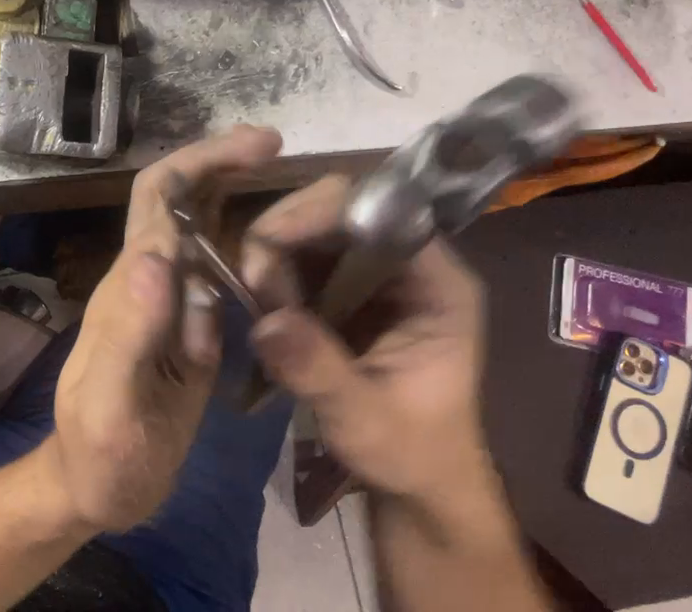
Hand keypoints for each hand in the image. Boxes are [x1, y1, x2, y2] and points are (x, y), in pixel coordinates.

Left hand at [41, 125, 283, 532]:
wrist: (99, 488)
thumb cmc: (99, 452)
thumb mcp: (110, 404)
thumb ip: (129, 334)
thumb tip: (159, 256)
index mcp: (130, 286)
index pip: (157, 201)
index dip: (198, 162)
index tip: (256, 145)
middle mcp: (150, 282)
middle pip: (180, 202)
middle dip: (221, 164)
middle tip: (277, 145)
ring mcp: (172, 306)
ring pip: (203, 234)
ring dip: (239, 200)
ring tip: (296, 189)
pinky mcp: (192, 332)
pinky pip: (221, 278)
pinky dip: (250, 253)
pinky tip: (285, 250)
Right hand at [243, 176, 497, 508]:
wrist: (413, 484)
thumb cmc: (409, 453)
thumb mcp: (364, 420)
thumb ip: (319, 371)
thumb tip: (266, 322)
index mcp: (438, 283)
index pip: (383, 213)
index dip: (323, 214)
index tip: (268, 243)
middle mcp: (407, 262)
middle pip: (339, 207)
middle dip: (286, 230)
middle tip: (252, 277)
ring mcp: (371, 269)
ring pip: (312, 223)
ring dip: (273, 249)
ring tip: (256, 296)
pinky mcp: (341, 284)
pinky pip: (298, 250)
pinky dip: (271, 265)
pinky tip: (258, 298)